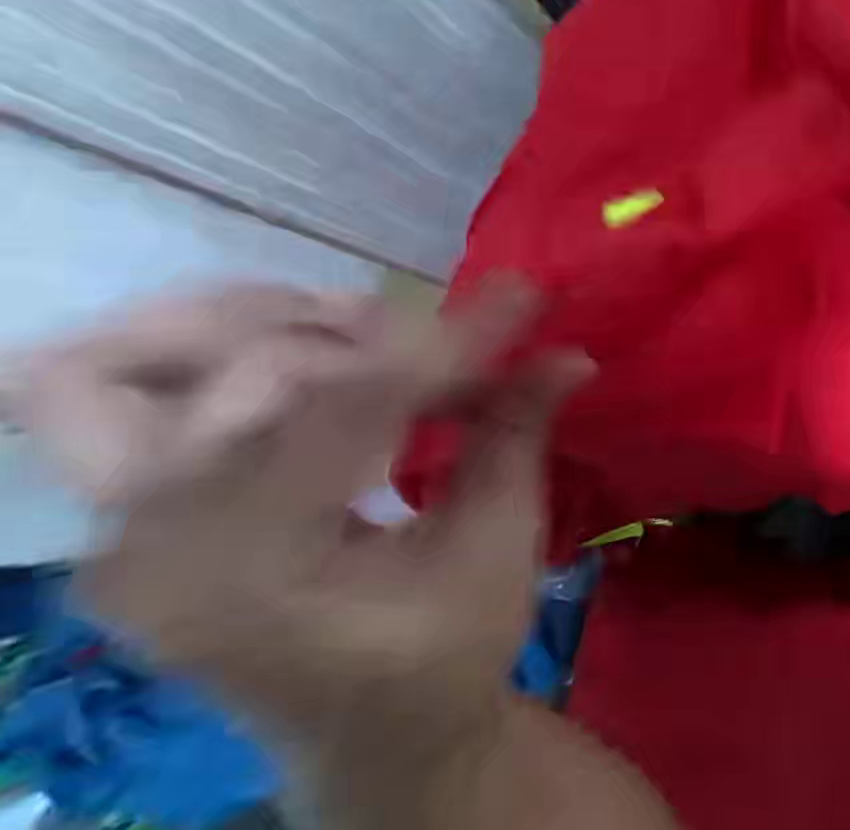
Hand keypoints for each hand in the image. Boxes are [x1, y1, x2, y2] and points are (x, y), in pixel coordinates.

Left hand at [4, 281, 589, 762]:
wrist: (375, 728)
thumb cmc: (450, 649)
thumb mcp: (501, 545)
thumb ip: (517, 434)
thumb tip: (569, 352)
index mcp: (256, 573)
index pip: (343, 407)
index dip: (445, 343)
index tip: (524, 298)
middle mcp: (151, 547)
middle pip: (228, 377)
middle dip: (364, 338)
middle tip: (448, 343)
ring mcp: (116, 530)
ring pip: (103, 371)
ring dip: (243, 324)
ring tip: (356, 331)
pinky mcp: (123, 513)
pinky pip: (105, 394)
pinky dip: (194, 349)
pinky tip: (300, 351)